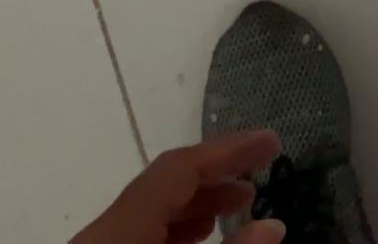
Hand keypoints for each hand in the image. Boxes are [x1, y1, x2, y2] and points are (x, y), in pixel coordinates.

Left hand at [72, 131, 284, 243]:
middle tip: (264, 170)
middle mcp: (102, 231)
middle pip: (164, 183)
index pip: (180, 167)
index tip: (272, 143)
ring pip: (151, 210)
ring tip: (239, 204)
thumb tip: (274, 224)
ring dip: (198, 201)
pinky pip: (138, 232)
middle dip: (217, 173)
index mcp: (119, 229)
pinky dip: (175, 227)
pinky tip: (202, 235)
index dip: (229, 149)